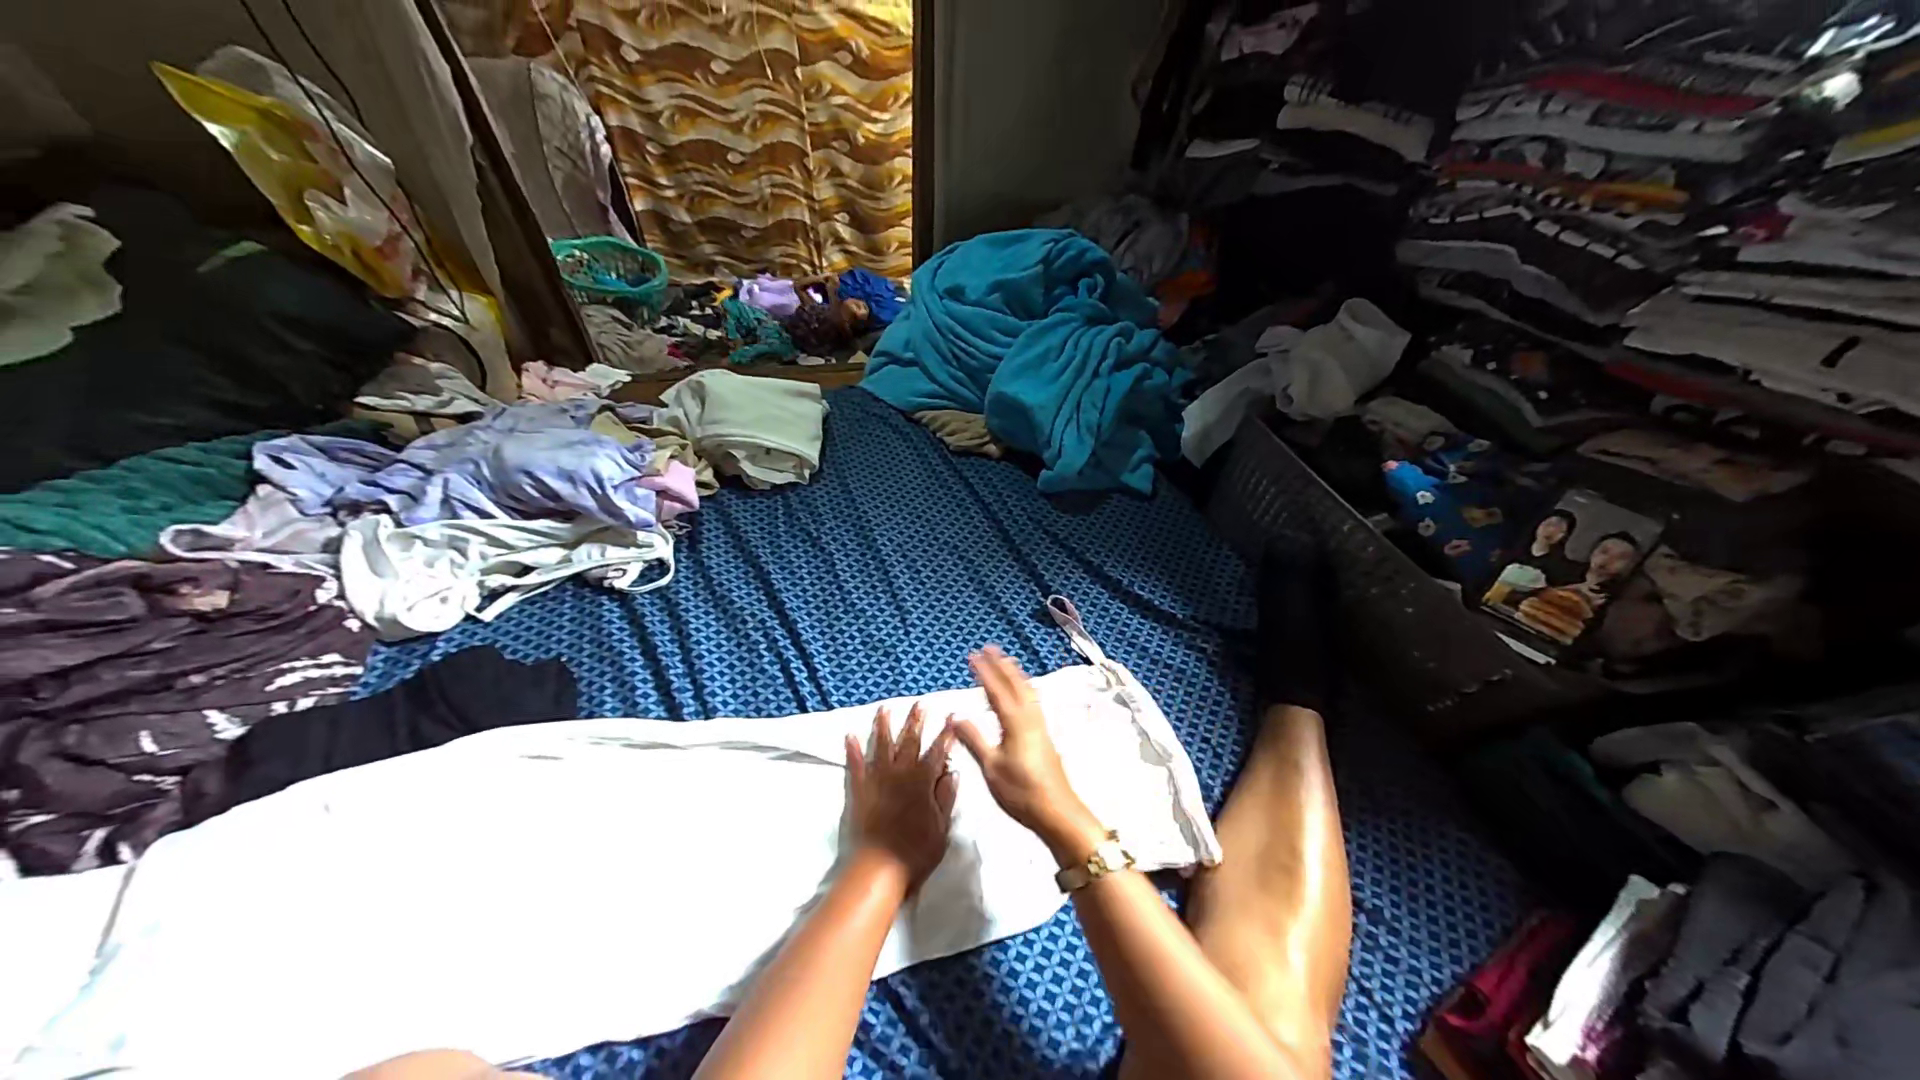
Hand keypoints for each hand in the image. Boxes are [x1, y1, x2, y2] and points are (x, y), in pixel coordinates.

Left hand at [845, 704, 957, 892]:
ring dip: (883, 725)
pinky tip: (850, 735)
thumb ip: (946, 796)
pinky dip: (852, 749)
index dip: (945, 733)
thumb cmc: (917, 851)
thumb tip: (951, 770)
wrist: (879, 868)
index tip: (951, 716)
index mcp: (923, 780)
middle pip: (909, 740)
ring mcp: (877, 779)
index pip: (937, 751)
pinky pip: (855, 764)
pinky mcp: (859, 789)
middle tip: (919, 703)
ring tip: (884, 708)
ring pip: (880, 745)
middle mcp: (900, 772)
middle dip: (915, 720)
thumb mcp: (942, 826)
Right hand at [952, 646, 1105, 863]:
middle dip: (1001, 665)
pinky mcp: (1045, 736)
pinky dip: (1024, 688)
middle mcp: (1029, 718)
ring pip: (1028, 691)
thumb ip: (973, 739)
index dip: (984, 672)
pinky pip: (1033, 701)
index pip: (996, 690)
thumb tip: (955, 716)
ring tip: (1008, 662)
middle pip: (1015, 684)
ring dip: (1016, 674)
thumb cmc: (1021, 791)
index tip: (972, 656)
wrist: (1057, 812)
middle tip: (990, 648)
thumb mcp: (990, 767)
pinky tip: (1024, 693)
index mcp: (1014, 722)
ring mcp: (1040, 726)